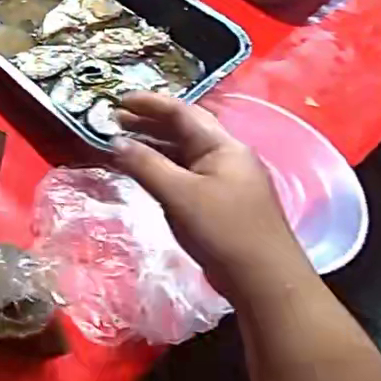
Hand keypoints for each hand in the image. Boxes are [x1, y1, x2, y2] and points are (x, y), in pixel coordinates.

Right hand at [110, 93, 313, 305]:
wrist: (264, 281)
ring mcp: (226, 179)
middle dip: (149, 122)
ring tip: (124, 142)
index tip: (118, 99)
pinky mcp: (222, 201)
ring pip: (185, 152)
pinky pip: (188, 172)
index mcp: (223, 146)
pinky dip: (164, 167)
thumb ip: (146, 165)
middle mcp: (227, 155)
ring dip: (155, 144)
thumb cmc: (223, 231)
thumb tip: (116, 142)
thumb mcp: (179, 195)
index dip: (149, 103)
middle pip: (185, 129)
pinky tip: (146, 171)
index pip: (182, 112)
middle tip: (115, 120)